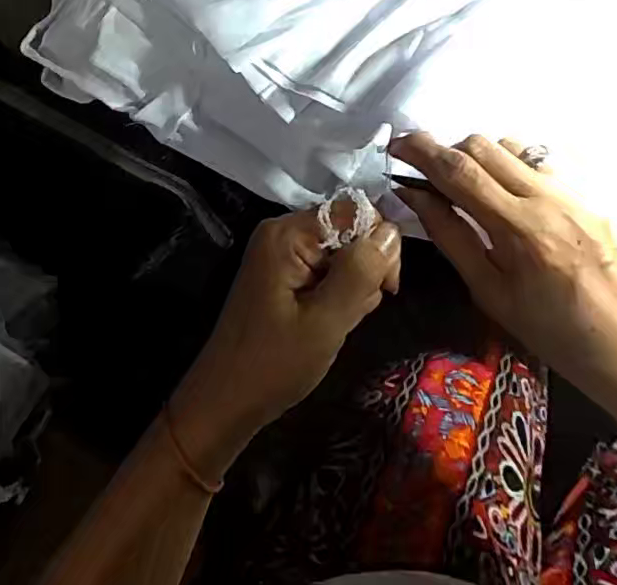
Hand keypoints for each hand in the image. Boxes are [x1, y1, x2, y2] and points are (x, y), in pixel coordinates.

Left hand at [169, 204, 401, 477]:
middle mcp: (284, 231)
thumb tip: (391, 230)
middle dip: (365, 269)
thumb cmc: (273, 366)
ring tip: (337, 321)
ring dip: (354, 286)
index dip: (379, 244)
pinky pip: (330, 268)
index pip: (357, 211)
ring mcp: (283, 252)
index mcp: (287, 233)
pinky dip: (340, 293)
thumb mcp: (326, 321)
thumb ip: (361, 272)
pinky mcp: (286, 272)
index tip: (385, 288)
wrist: (225, 405)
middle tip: (351, 312)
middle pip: (352, 229)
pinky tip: (330, 320)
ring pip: (346, 252)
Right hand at [391, 133, 616, 422]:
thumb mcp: (493, 296)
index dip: (422, 150)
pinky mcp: (591, 197)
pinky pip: (541, 165)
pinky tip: (513, 200)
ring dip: (481, 157)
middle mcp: (548, 198)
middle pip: (484, 144)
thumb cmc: (558, 337)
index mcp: (520, 228)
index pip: (459, 170)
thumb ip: (453, 238)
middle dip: (448, 149)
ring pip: (514, 148)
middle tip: (430, 176)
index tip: (397, 144)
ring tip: (471, 189)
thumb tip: (418, 197)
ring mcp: (574, 193)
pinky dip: (513, 168)